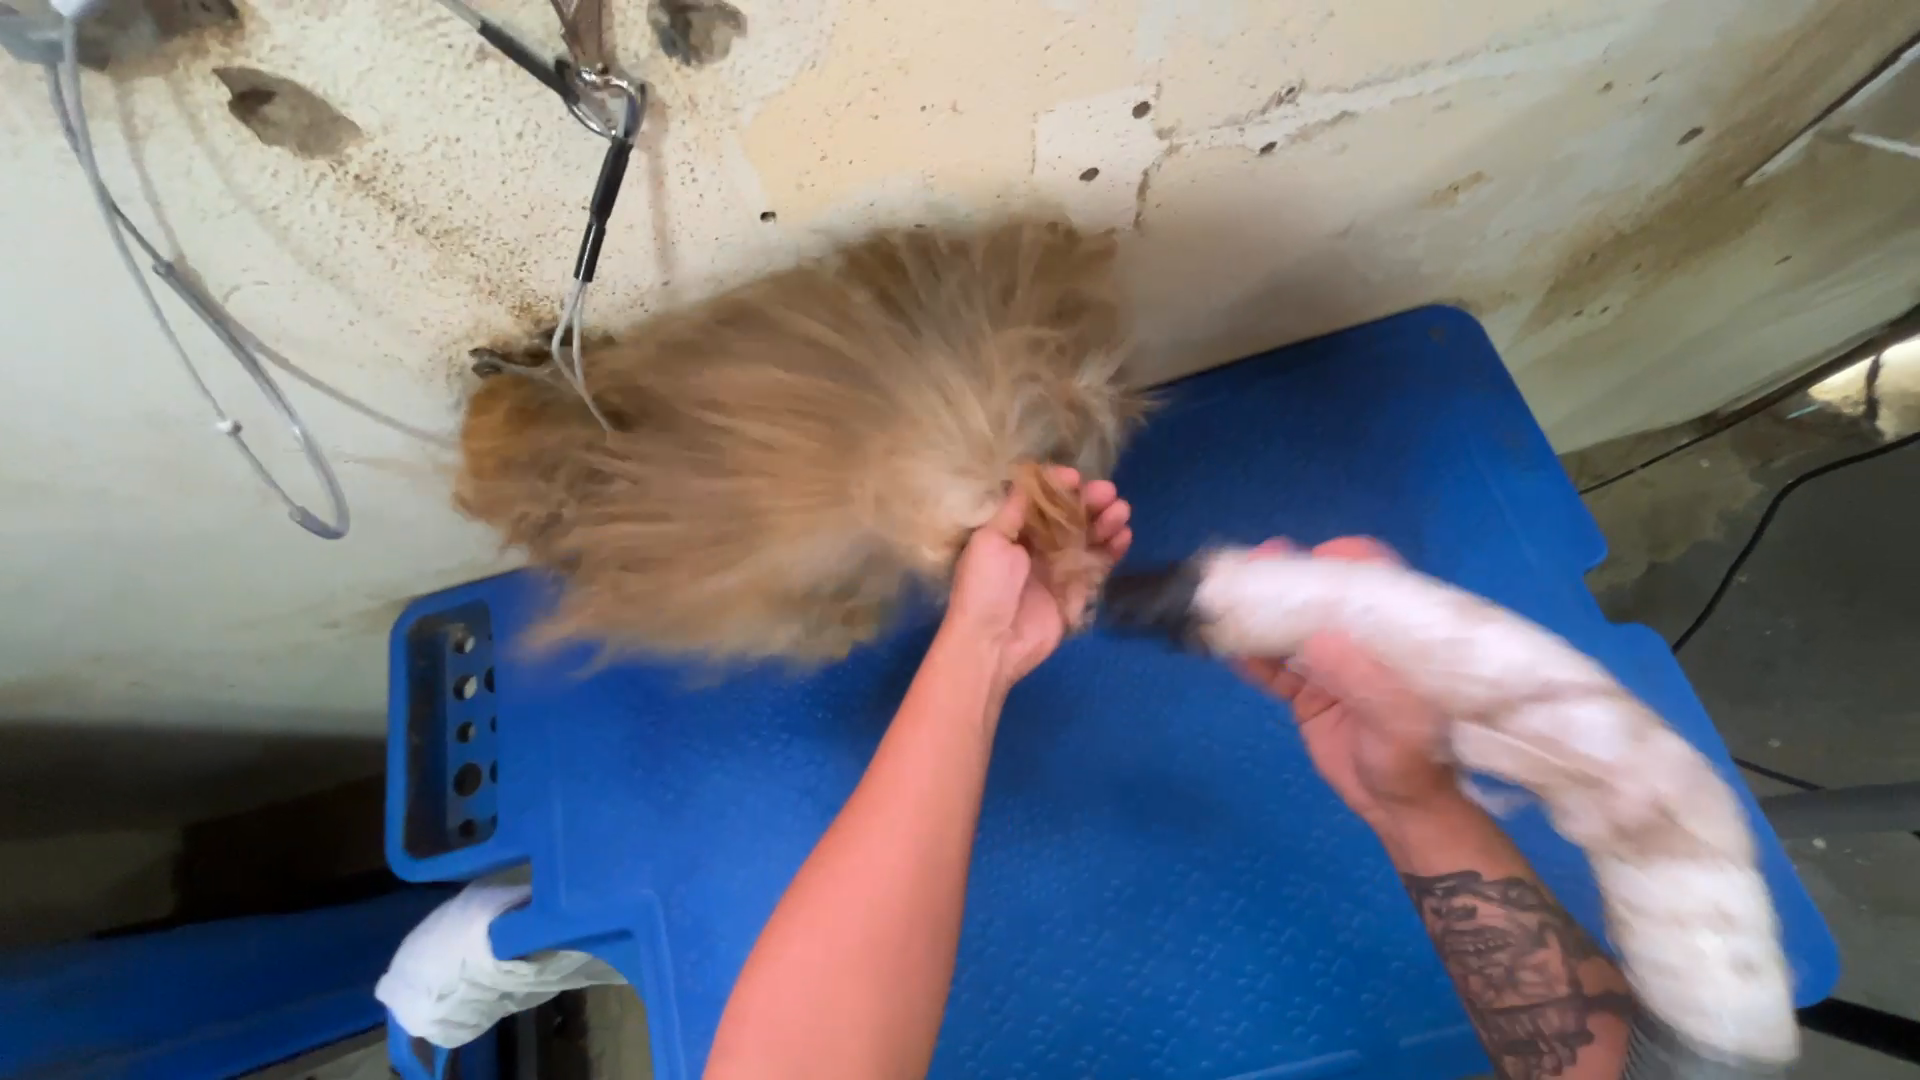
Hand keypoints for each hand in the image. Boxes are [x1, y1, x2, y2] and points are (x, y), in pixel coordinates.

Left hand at [942, 467, 1131, 691]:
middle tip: (1109, 493)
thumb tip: (1033, 478)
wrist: (990, 643)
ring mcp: (1058, 568)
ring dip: (1105, 522)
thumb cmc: (984, 587)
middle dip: (1090, 502)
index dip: (1059, 487)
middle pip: (1069, 517)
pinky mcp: (1076, 592)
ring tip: (1121, 511)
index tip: (1075, 479)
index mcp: (1012, 531)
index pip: (1041, 501)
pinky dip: (1112, 550)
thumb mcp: (989, 540)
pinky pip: (1098, 565)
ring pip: (1088, 538)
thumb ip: (1014, 509)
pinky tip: (1124, 536)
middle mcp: (1036, 546)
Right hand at [1234, 537, 1457, 827]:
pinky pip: (1272, 670)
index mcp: (1399, 640)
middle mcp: (1362, 645)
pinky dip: (1249, 658)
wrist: (1399, 814)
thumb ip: (1364, 682)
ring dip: (1261, 614)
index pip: (1378, 584)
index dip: (1349, 562)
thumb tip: (1316, 638)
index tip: (1318, 556)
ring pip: (1290, 630)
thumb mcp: (1400, 724)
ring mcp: (1330, 668)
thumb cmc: (1416, 765)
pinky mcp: (1305, 694)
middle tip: (1258, 561)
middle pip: (1323, 600)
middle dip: (1290, 578)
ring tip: (1230, 595)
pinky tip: (1225, 647)